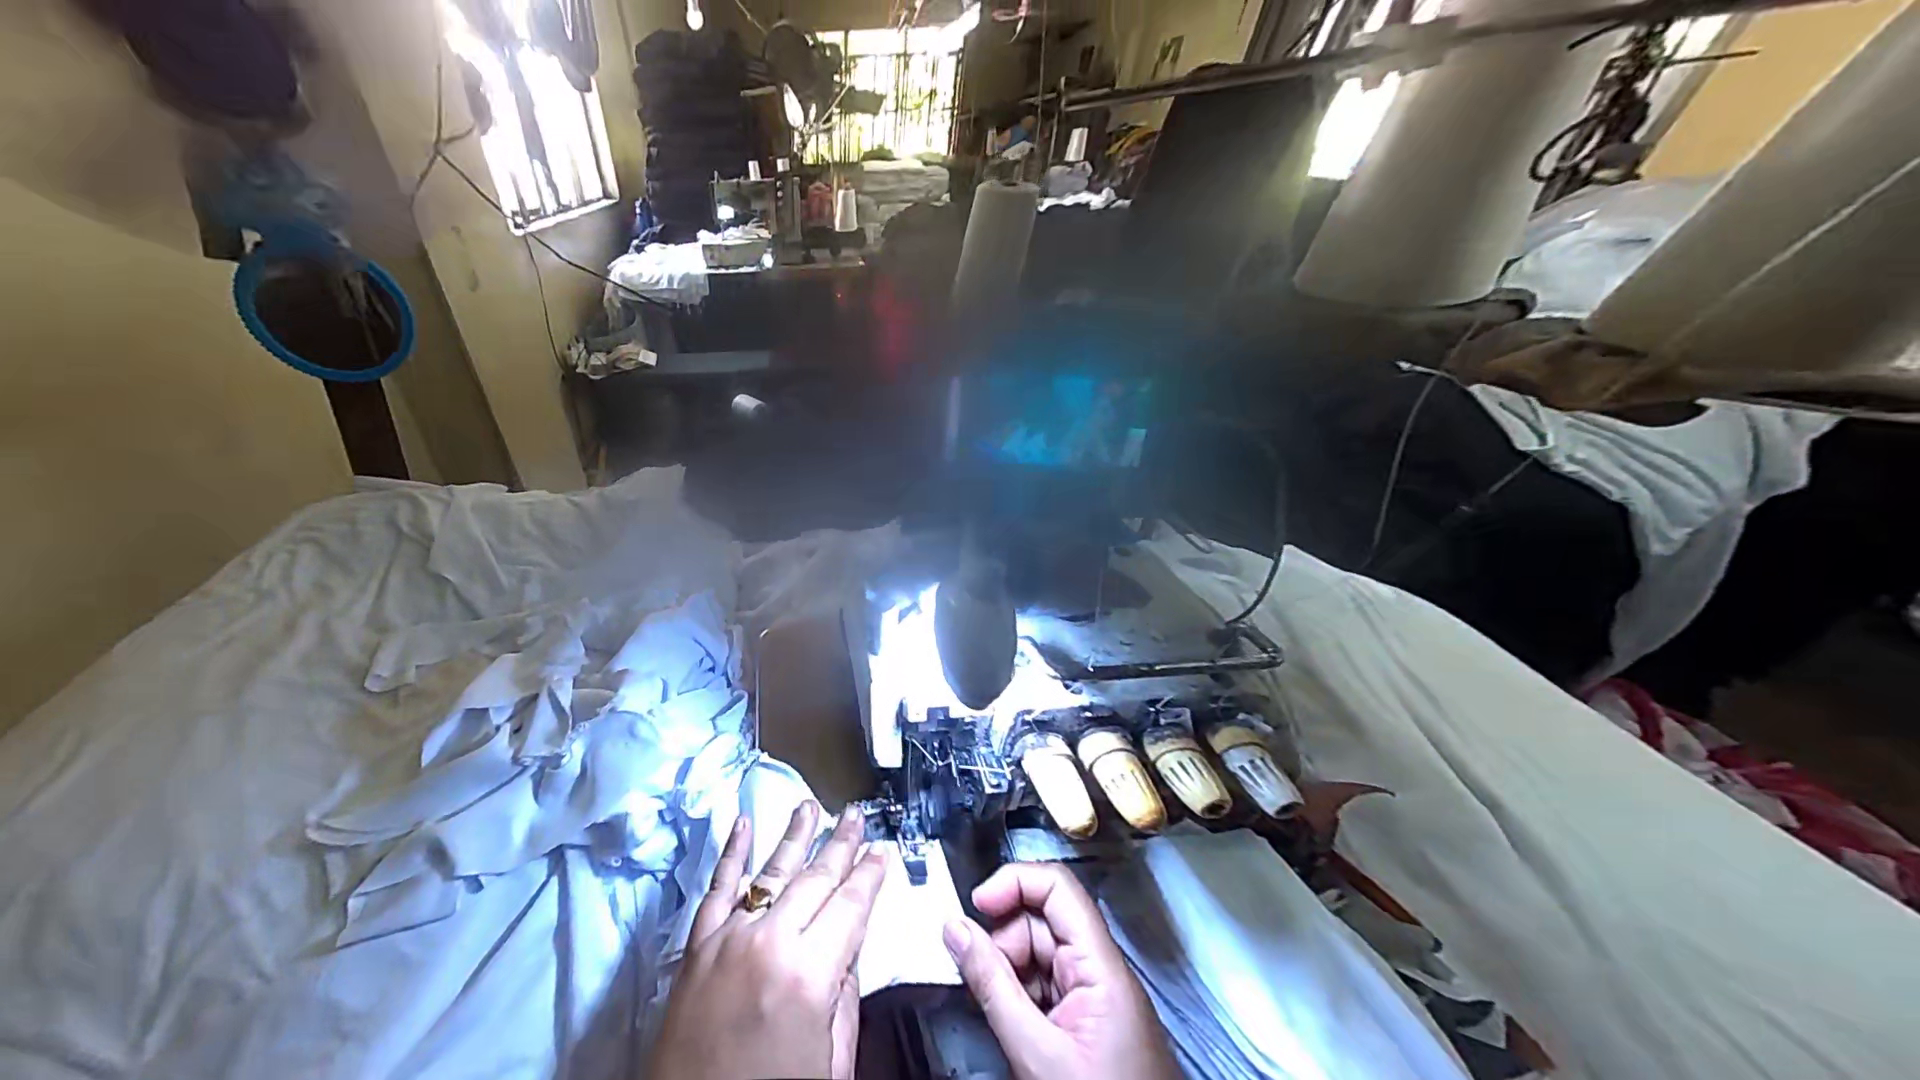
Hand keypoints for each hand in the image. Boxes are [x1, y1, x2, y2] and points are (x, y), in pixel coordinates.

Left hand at [646, 802, 886, 1079]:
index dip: (869, 876)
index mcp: (810, 974)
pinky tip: (742, 825)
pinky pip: (716, 891)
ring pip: (769, 873)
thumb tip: (849, 946)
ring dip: (794, 836)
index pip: (850, 906)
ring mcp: (728, 941)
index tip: (881, 850)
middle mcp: (770, 943)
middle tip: (855, 816)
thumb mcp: (830, 1061)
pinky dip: (730, 855)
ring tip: (810, 806)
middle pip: (815, 880)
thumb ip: (844, 996)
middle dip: (840, 845)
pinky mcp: (696, 949)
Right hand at [942, 863, 1179, 1079]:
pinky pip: (1043, 982)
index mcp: (1102, 967)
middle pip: (1043, 918)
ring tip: (996, 1007)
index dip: (1014, 883)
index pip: (1058, 888)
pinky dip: (1018, 992)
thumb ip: (992, 987)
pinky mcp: (1084, 1017)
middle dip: (1003, 936)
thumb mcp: (1036, 1053)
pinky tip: (1010, 1021)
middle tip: (979, 973)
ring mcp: (1093, 994)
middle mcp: (1101, 970)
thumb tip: (957, 931)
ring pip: (1039, 951)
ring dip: (1008, 968)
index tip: (977, 905)